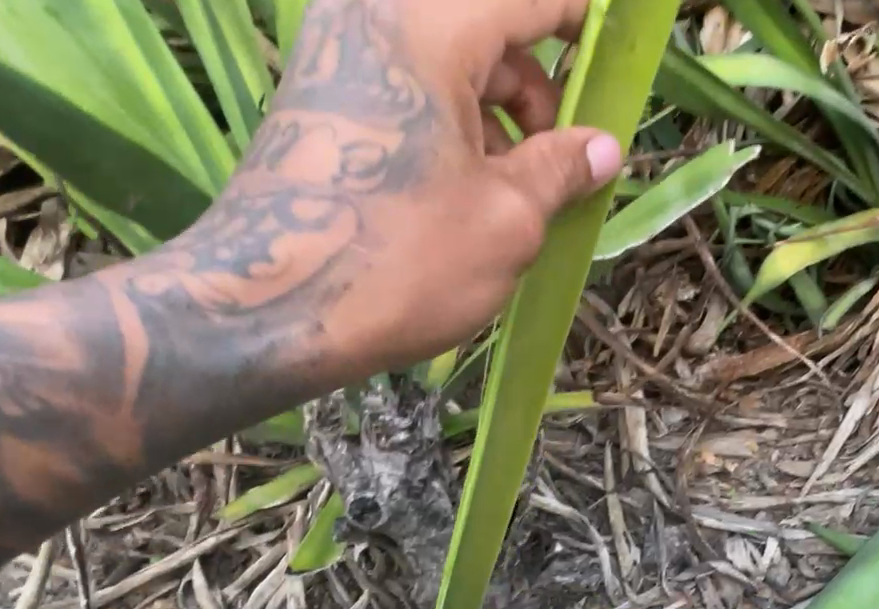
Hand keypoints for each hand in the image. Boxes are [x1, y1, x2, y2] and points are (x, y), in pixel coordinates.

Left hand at [153, 0, 622, 384]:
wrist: (274, 309)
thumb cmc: (406, 259)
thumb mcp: (508, 219)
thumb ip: (560, 169)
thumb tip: (603, 146)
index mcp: (423, 29)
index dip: (573, 19)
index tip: (604, 51)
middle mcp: (372, 21)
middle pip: (483, 29)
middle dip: (536, 87)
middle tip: (565, 157)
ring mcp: (337, 59)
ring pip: (446, 62)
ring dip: (496, 113)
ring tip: (518, 188)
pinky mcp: (320, 101)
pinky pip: (408, 90)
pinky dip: (453, 125)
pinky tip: (469, 190)